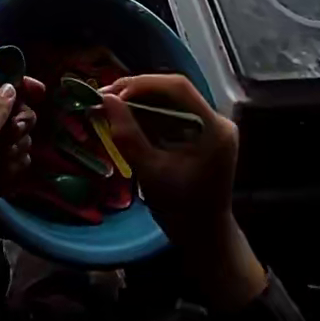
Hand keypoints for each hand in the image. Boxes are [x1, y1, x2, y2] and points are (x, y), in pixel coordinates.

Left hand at [0, 78, 39, 311]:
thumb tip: (10, 86)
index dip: (20, 85)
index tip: (41, 92)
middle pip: (16, 114)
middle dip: (20, 127)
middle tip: (10, 138)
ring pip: (21, 142)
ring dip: (16, 155)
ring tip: (0, 168)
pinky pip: (17, 164)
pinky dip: (12, 173)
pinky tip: (0, 183)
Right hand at [100, 75, 264, 309]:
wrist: (203, 236)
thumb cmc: (180, 208)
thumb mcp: (150, 170)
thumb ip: (128, 134)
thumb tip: (106, 99)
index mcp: (214, 128)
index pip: (178, 88)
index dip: (143, 84)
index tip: (113, 93)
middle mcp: (216, 121)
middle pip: (173, 91)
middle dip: (136, 91)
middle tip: (104, 97)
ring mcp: (209, 127)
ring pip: (168, 101)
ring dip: (138, 101)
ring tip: (108, 106)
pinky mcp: (199, 135)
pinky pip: (169, 115)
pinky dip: (146, 114)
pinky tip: (124, 119)